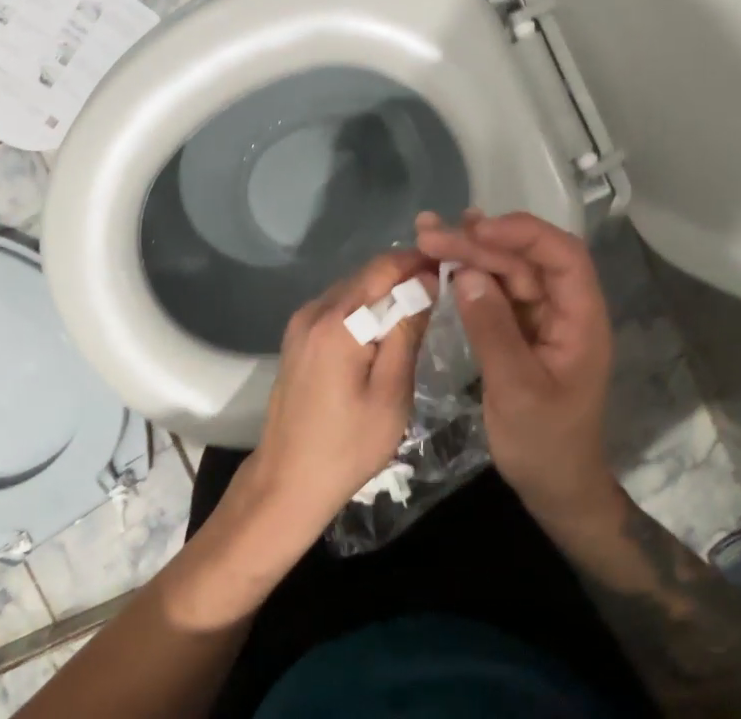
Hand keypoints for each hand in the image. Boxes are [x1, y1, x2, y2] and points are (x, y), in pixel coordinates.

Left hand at [238, 251, 436, 541]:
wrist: (287, 480)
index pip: (384, 267)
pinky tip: (387, 328)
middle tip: (445, 288)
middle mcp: (314, 311)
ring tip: (424, 307)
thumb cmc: (348, 445)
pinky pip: (338, 308)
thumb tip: (426, 282)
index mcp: (338, 322)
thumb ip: (407, 331)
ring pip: (352, 289)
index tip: (452, 267)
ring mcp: (300, 324)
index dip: (420, 261)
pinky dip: (365, 308)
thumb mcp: (392, 392)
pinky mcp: (297, 339)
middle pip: (366, 274)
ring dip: (386, 291)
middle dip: (405, 274)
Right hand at [416, 211, 623, 529]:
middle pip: (528, 260)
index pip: (562, 256)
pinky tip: (448, 261)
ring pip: (510, 273)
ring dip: (473, 253)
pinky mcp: (522, 333)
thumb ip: (492, 329)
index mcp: (582, 320)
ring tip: (429, 236)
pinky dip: (473, 276)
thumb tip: (466, 273)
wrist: (555, 487)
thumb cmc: (544, 443)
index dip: (522, 234)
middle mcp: (565, 311)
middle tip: (430, 233)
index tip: (475, 230)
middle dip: (482, 242)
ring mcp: (543, 321)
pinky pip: (499, 294)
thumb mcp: (516, 389)